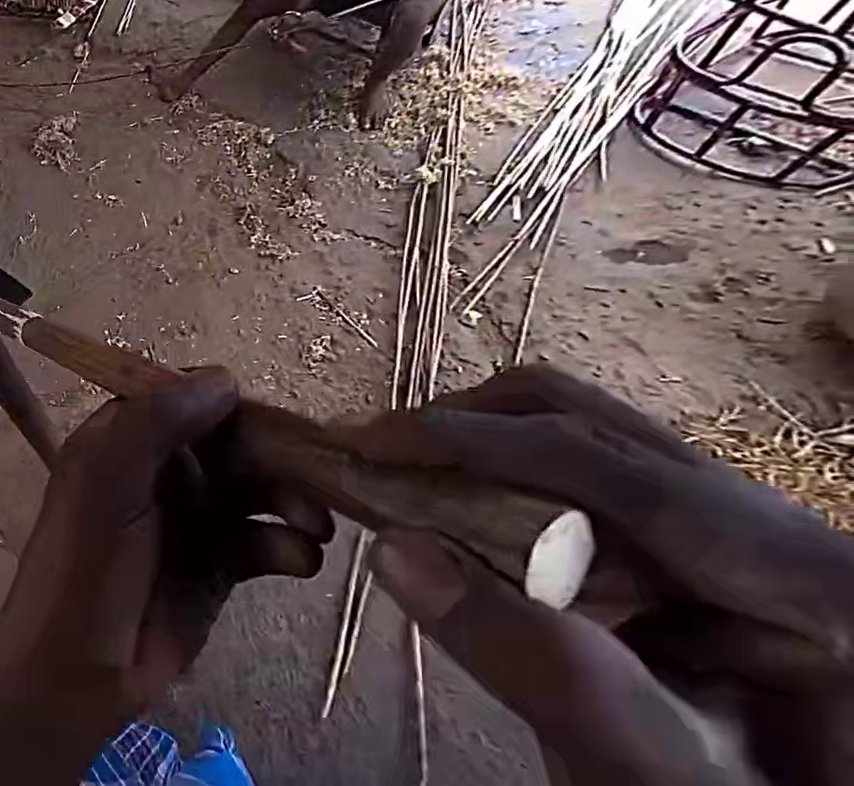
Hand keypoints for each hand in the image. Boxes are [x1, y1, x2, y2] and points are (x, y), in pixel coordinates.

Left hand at [0, 369, 333, 784]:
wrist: (80, 662)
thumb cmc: (86, 556)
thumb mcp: (108, 477)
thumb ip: (155, 421)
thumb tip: (222, 378)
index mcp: (126, 437)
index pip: (186, 400)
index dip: (230, 405)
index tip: (275, 421)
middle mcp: (161, 469)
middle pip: (231, 443)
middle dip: (274, 456)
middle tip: (319, 476)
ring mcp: (190, 516)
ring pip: (253, 489)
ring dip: (289, 499)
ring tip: (315, 521)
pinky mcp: (217, 564)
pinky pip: (261, 540)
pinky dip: (284, 545)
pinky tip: (297, 559)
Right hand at [343, 366, 853, 785]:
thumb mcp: (655, 775)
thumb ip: (543, 670)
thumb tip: (393, 550)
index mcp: (807, 576)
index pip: (597, 458)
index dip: (463, 437)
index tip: (360, 443)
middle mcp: (773, 524)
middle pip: (576, 417)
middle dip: (456, 426)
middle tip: (370, 455)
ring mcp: (732, 524)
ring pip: (568, 429)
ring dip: (468, 443)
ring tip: (397, 472)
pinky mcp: (687, 536)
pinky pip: (571, 467)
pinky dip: (490, 471)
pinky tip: (449, 505)